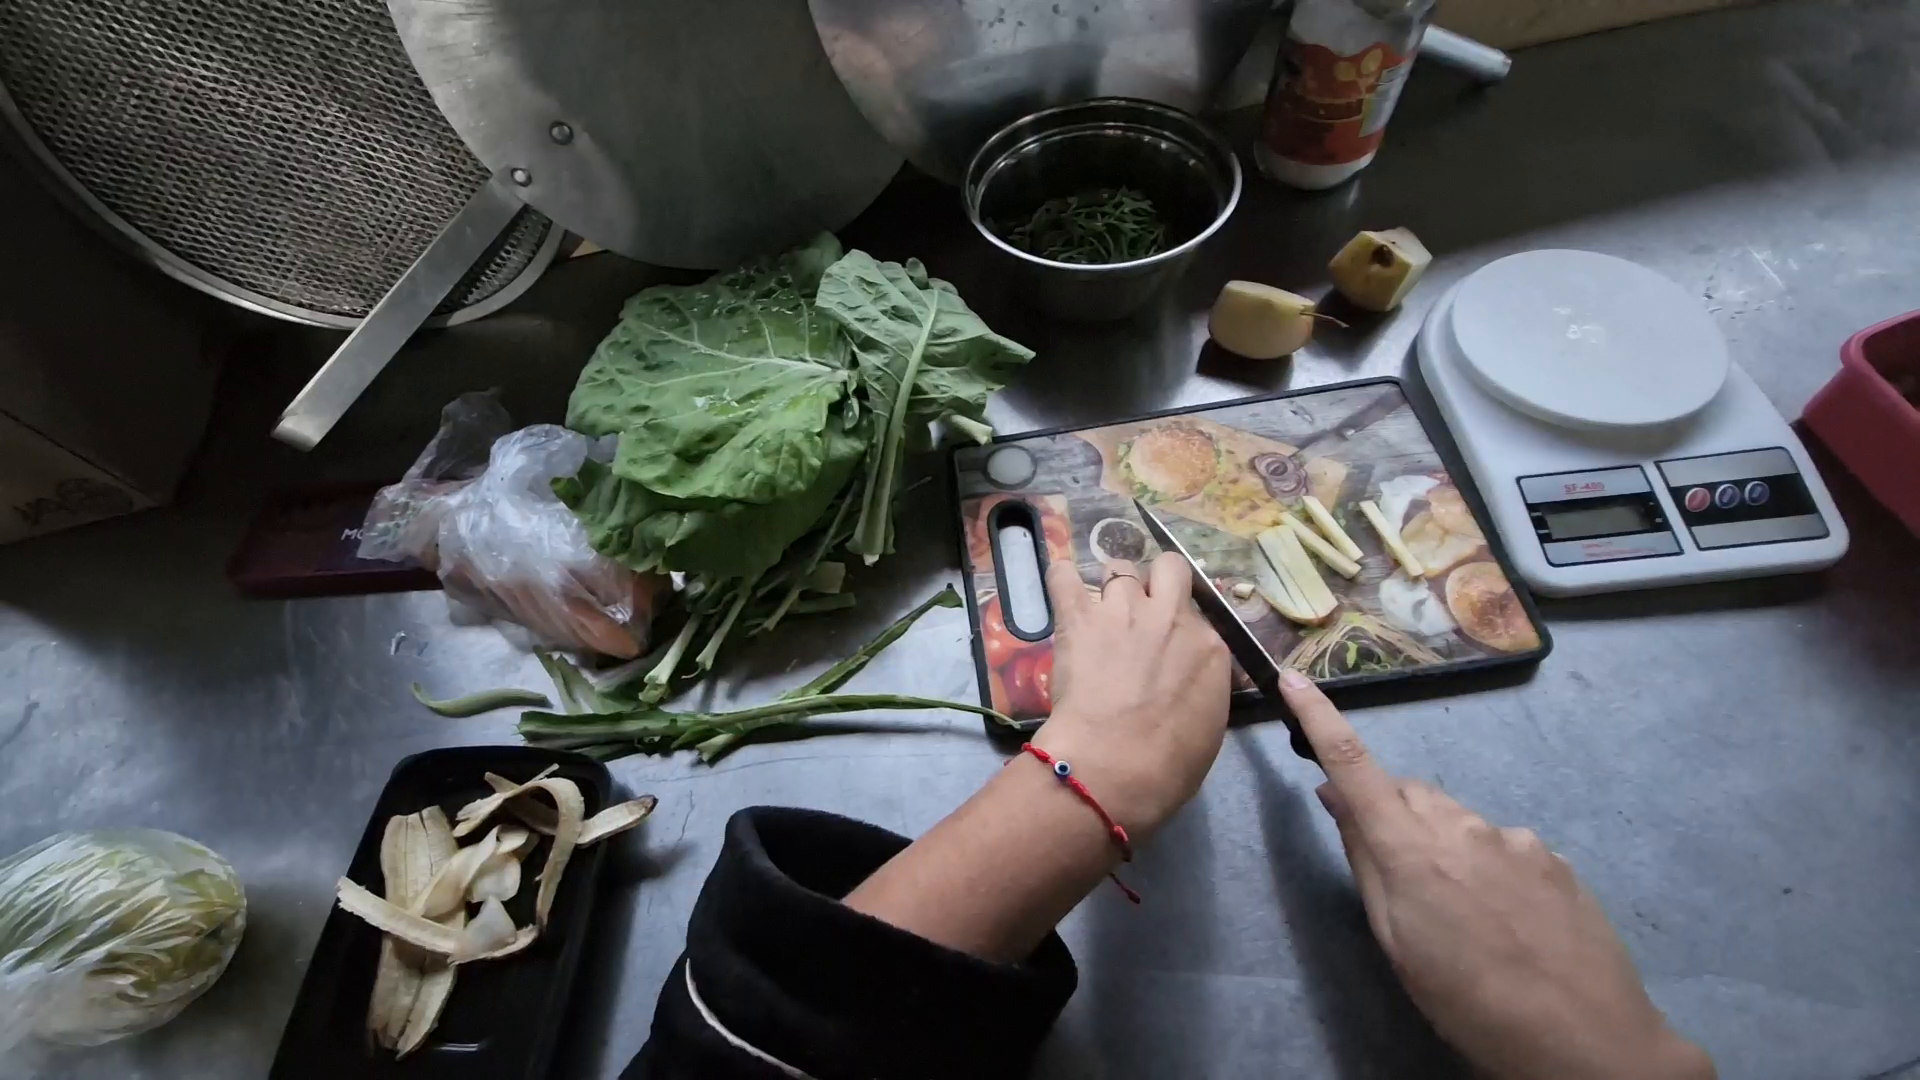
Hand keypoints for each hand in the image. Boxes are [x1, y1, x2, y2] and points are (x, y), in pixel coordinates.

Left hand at [1032, 554, 1232, 836]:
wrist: (1118, 761)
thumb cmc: (1170, 765)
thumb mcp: (1209, 726)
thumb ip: (1200, 690)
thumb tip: (1186, 685)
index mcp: (1208, 648)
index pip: (1198, 615)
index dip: (1179, 625)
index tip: (1165, 643)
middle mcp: (1170, 616)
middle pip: (1169, 567)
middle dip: (1156, 579)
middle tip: (1140, 606)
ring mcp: (1124, 610)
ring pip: (1119, 567)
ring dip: (1111, 584)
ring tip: (1098, 608)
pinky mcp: (1079, 616)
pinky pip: (1064, 576)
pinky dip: (1061, 576)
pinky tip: (1060, 583)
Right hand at [1279, 672, 1714, 1079]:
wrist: (1594, 1048)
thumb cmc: (1469, 1001)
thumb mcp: (1395, 940)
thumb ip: (1364, 859)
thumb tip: (1335, 797)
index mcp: (1409, 849)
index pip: (1352, 766)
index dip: (1319, 717)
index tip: (1294, 679)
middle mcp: (1460, 826)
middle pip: (1405, 791)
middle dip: (1390, 811)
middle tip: (1397, 869)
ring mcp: (1511, 837)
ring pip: (1452, 816)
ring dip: (1440, 839)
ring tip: (1462, 906)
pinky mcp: (1550, 854)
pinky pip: (1497, 840)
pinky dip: (1485, 861)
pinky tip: (1505, 913)